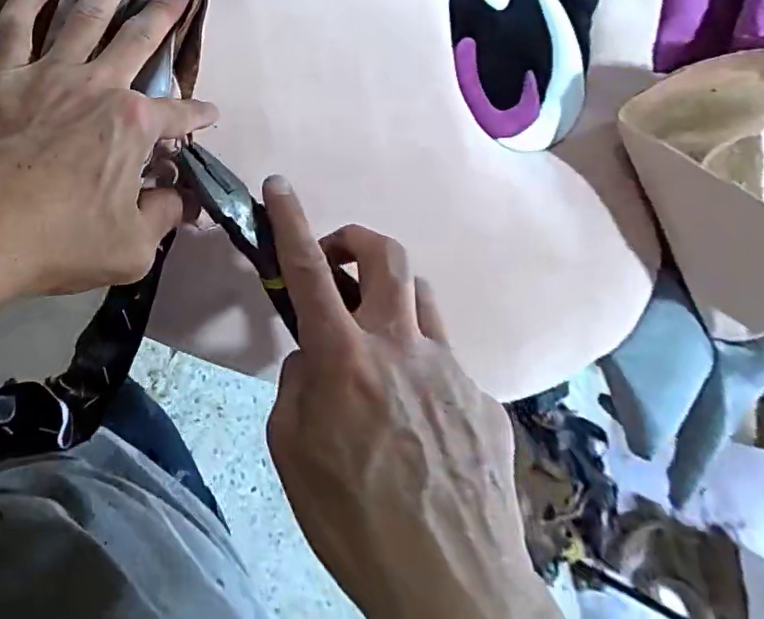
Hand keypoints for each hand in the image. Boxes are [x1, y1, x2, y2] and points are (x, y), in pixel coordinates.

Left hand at [0, 0, 216, 306]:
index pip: (180, 115)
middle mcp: (99, 85)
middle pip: (140, 39)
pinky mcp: (5, 75)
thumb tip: (183, 201)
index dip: (199, 115)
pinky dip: (26, 1)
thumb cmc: (61, 239)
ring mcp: (50, 74)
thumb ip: (162, 216)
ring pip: (86, 16)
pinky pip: (16, 28)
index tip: (210, 114)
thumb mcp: (131, 247)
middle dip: (166, 13)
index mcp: (134, 124)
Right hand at [262, 179, 554, 618]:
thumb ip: (296, 387)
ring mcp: (451, 368)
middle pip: (388, 254)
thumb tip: (312, 360)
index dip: (290, 219)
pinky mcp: (484, 398)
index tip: (279, 185)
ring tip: (375, 338)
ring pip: (422, 296)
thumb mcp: (291, 453)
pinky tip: (418, 416)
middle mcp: (402, 346)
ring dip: (391, 298)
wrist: (454, 589)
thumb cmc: (354, 522)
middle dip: (355, 238)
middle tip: (335, 261)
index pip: (310, 270)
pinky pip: (446, 358)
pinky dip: (421, 364)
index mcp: (346, 358)